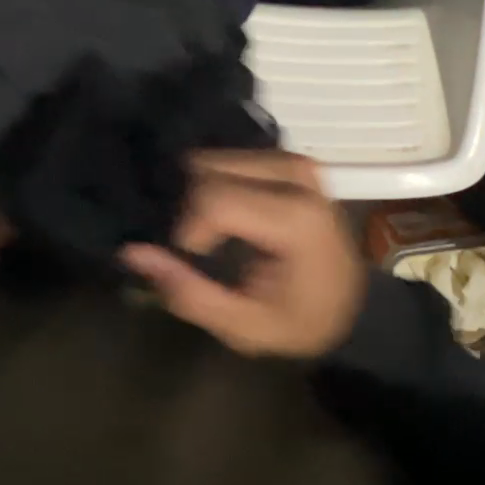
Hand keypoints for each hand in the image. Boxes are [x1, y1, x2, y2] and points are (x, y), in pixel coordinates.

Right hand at [120, 151, 366, 358]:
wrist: (352, 304)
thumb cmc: (300, 321)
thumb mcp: (243, 326)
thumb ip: (188, 292)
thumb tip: (132, 252)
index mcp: (295, 218)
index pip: (213, 200)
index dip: (188, 231)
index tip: (193, 261)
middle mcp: (297, 175)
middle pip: (209, 171)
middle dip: (190, 209)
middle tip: (199, 248)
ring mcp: (294, 160)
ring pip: (215, 159)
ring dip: (200, 195)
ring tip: (210, 235)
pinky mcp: (288, 158)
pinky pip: (231, 158)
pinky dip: (215, 184)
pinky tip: (222, 218)